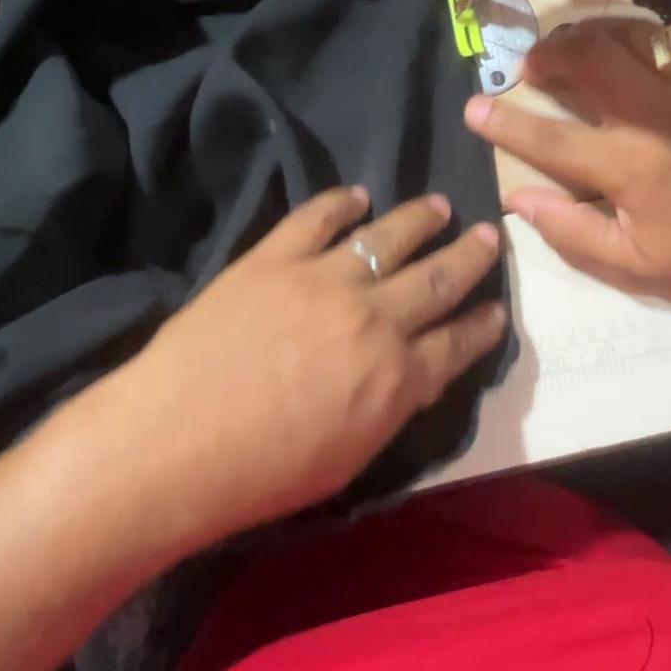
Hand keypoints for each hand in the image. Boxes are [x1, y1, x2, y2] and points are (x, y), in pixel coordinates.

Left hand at [70, 188, 506, 539]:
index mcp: (398, 377)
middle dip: (469, 258)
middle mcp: (375, 319)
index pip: (458, 343)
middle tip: (488, 237)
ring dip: (419, 220)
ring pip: (387, 238)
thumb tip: (410, 376)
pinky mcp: (272, 259)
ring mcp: (323, 280)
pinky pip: (315, 219)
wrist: (172, 446)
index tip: (497, 310)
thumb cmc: (264, 475)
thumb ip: (390, 408)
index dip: (484, 325)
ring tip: (438, 206)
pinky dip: (340, 203)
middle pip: (438, 279)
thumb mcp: (351, 459)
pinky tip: (357, 195)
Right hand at [466, 18, 670, 322]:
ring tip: (569, 50)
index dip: (505, 123)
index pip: (550, 137)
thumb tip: (519, 199)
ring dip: (590, 35)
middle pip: (589, 57)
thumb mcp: (633, 268)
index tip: (473, 108)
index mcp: (630, 164)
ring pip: (630, 35)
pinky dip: (638, 38)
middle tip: (529, 68)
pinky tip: (629, 54)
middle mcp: (657, 112)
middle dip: (549, 54)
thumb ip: (570, 230)